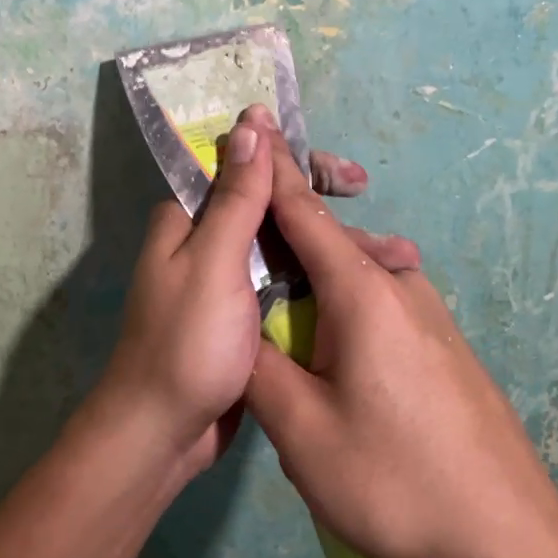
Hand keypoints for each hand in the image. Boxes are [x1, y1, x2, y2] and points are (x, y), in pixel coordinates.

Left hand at [99, 106, 416, 478]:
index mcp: (189, 216)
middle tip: (368, 197)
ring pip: (284, 243)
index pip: (245, 166)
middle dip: (320, 200)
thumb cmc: (186, 341)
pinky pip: (286, 281)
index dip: (295, 161)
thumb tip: (251, 124)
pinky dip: (320, 278)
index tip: (346, 174)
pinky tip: (360, 287)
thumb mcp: (214, 260)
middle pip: (269, 203)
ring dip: (331, 243)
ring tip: (396, 258)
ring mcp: (225, 278)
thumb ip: (236, 195)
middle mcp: (205, 239)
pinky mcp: (242, 314)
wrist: (161, 433)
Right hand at [241, 135, 557, 557]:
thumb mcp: (302, 431)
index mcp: (361, 291)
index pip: (303, 211)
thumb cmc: (394, 478)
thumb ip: (258, 366)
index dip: (272, 167)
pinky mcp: (447, 346)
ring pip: (358, 275)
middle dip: (285, 240)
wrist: (507, 543)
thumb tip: (238, 326)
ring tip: (288, 323)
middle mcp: (401, 286)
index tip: (252, 121)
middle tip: (246, 264)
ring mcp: (431, 315)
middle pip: (329, 241)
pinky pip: (383, 302)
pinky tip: (337, 352)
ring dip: (316, 281)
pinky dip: (346, 305)